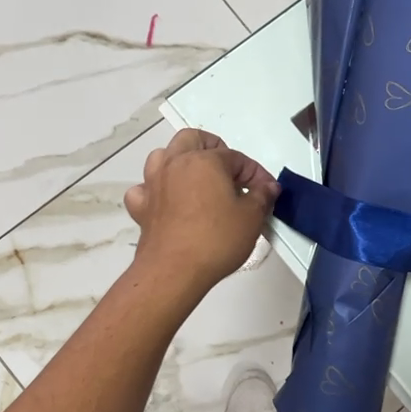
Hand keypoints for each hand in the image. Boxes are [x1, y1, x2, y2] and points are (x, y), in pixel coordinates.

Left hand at [124, 129, 278, 293]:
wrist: (174, 272)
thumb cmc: (217, 240)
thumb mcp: (251, 217)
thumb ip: (262, 196)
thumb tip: (268, 187)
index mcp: (205, 161)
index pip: (236, 157)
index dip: (255, 173)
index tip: (267, 191)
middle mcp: (176, 164)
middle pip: (193, 139)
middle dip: (214, 149)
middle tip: (230, 172)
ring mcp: (154, 184)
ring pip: (163, 156)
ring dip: (181, 162)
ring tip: (198, 180)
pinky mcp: (142, 208)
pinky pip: (144, 188)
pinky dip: (155, 190)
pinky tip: (167, 201)